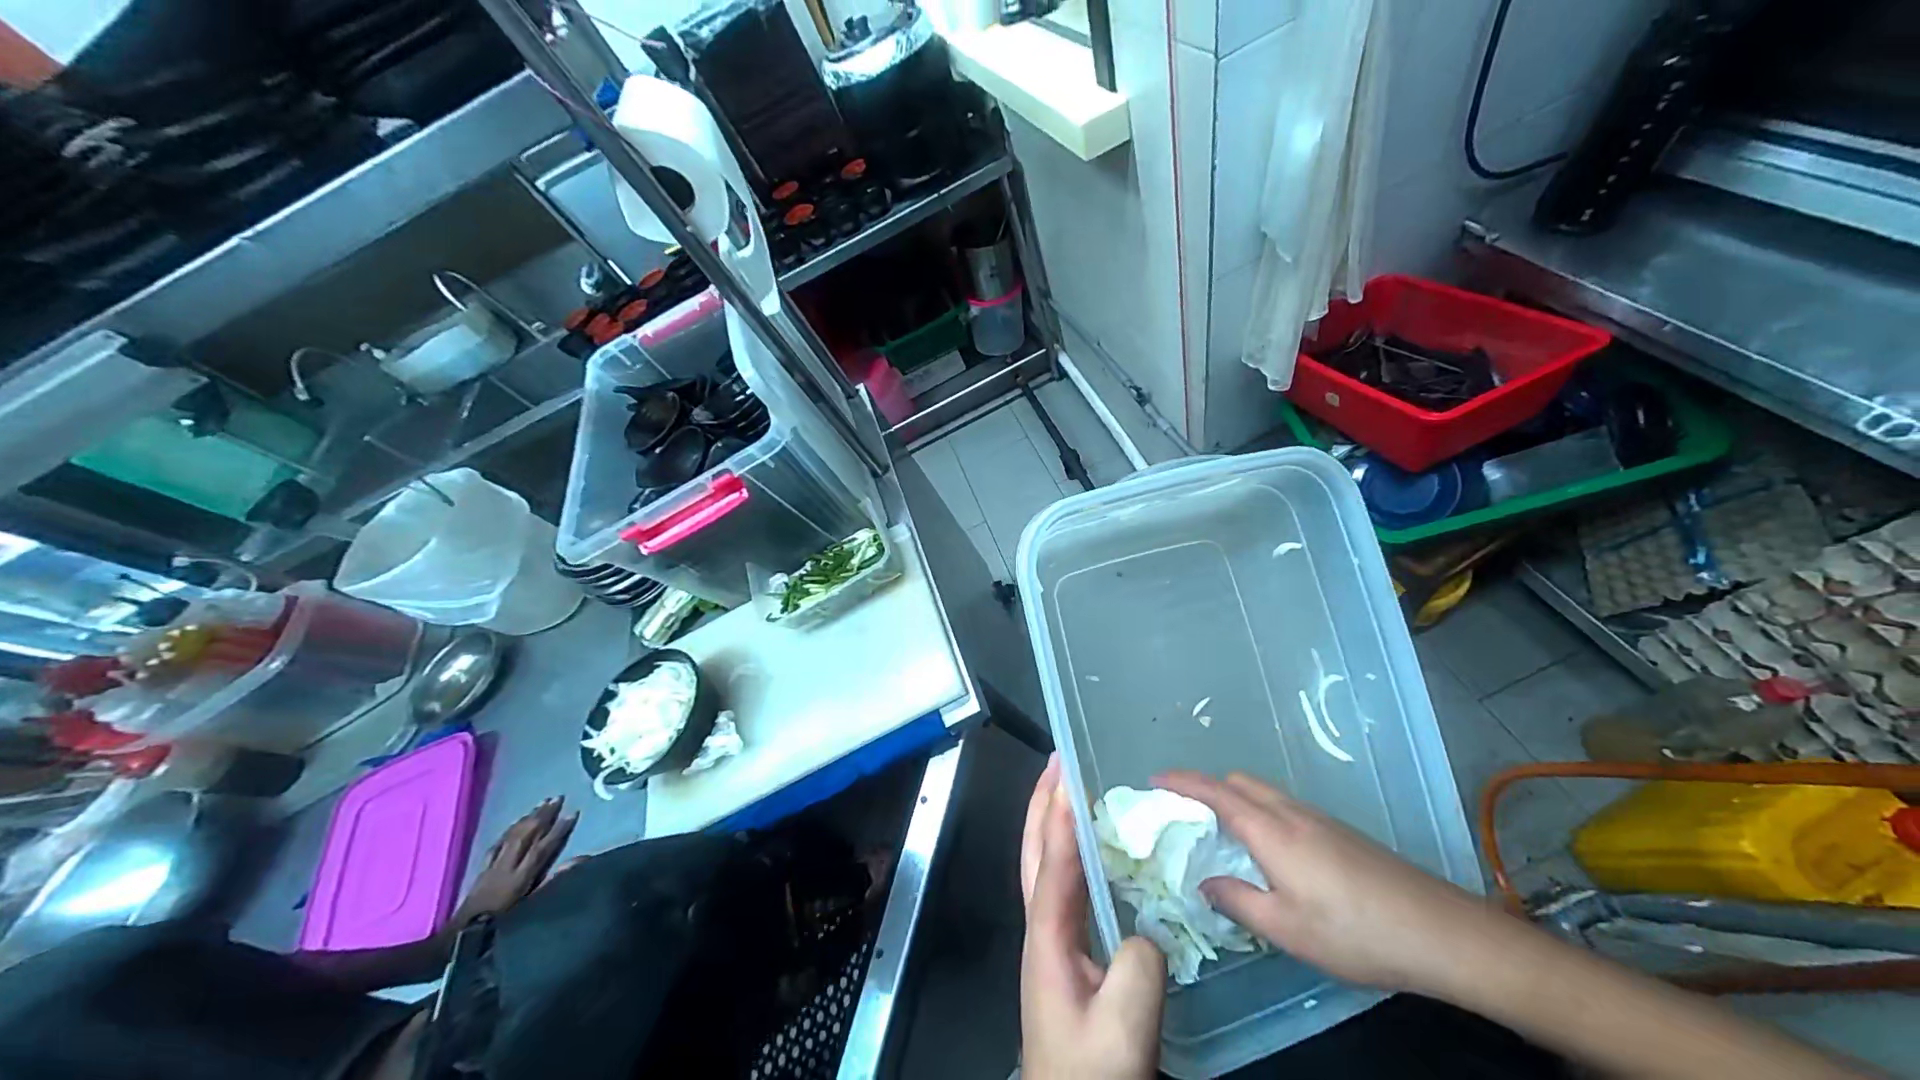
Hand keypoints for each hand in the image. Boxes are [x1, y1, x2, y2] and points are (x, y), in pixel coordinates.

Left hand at [452, 797, 578, 927]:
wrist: (461, 937)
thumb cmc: (501, 925)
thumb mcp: (529, 907)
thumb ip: (550, 882)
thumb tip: (573, 861)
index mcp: (520, 876)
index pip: (543, 847)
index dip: (559, 829)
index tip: (573, 812)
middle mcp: (507, 865)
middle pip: (526, 834)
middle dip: (543, 815)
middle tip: (557, 798)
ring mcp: (493, 865)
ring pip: (512, 835)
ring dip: (528, 817)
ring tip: (541, 804)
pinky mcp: (482, 868)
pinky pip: (497, 843)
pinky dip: (509, 830)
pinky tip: (515, 824)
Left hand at [1020, 754, 1163, 1079]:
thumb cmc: (1091, 1074)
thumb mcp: (1122, 1028)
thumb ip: (1138, 969)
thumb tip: (1145, 931)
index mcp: (1047, 938)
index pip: (1052, 862)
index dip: (1059, 814)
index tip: (1067, 770)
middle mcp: (1042, 929)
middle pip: (1033, 852)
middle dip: (1041, 803)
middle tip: (1056, 762)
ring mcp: (1052, 941)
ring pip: (1046, 865)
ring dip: (1053, 822)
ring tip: (1073, 788)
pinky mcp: (1068, 955)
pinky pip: (1066, 887)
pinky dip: (1073, 854)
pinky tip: (1095, 850)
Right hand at [1155, 770, 1506, 997]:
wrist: (1443, 933)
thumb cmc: (1356, 933)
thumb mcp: (1287, 928)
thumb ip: (1237, 901)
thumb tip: (1204, 883)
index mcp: (1272, 831)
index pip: (1215, 792)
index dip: (1181, 782)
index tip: (1153, 780)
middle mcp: (1292, 814)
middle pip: (1239, 782)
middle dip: (1206, 787)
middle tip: (1184, 814)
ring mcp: (1320, 820)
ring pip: (1263, 792)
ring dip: (1234, 800)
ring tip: (1220, 835)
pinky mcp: (1340, 833)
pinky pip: (1284, 807)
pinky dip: (1259, 813)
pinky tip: (1267, 851)